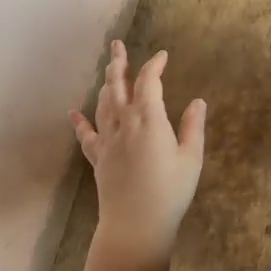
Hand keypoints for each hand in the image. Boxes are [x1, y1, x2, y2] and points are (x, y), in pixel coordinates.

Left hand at [69, 41, 207, 266]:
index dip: (154, 65)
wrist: (136, 225)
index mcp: (149, 118)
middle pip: (117, 85)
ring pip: (103, 104)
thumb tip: (197, 102)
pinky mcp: (98, 158)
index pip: (149, 82)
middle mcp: (124, 122)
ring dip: (105, 84)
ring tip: (108, 71)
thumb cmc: (170, 192)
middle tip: (116, 45)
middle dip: (118, 63)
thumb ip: (192, 127)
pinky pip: (87, 135)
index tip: (162, 56)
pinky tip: (73, 113)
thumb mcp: (190, 159)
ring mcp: (108, 140)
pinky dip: (80, 122)